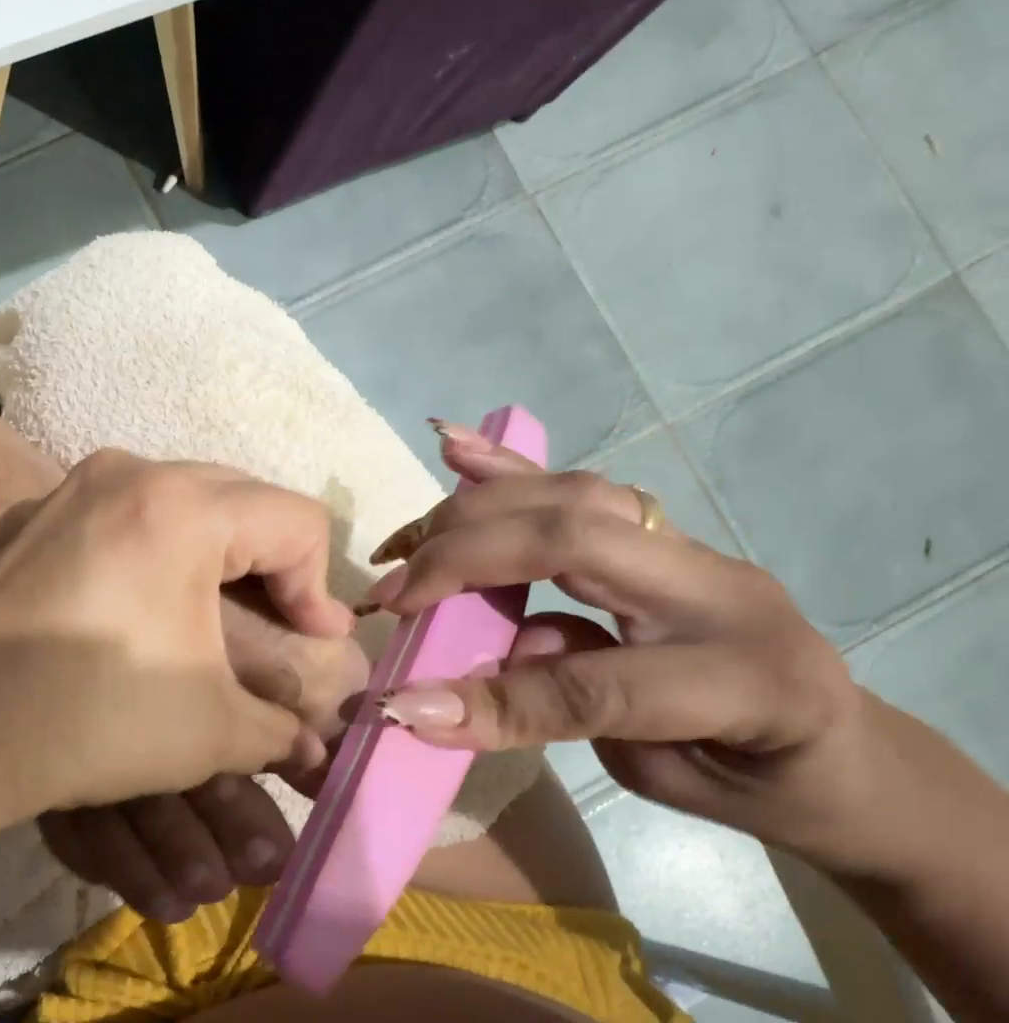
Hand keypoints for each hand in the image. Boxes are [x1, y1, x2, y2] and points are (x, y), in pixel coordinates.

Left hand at [0, 452, 354, 836]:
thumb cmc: (94, 717)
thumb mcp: (214, 729)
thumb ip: (284, 722)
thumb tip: (311, 732)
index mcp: (182, 505)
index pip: (297, 520)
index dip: (319, 588)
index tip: (311, 646)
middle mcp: (130, 471)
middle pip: (241, 498)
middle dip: (271, 566)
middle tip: (275, 632)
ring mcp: (77, 486)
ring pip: (184, 501)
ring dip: (215, 557)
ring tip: (212, 623)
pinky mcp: (42, 514)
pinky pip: (131, 514)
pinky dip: (160, 551)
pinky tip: (147, 610)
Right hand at [363, 424, 877, 864]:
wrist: (835, 746)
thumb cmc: (753, 781)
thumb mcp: (662, 780)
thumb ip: (563, 716)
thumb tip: (443, 690)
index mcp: (751, 680)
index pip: (602, 680)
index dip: (499, 694)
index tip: (404, 704)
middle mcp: (722, 591)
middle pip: (573, 540)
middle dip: (464, 560)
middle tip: (390, 597)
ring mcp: (692, 547)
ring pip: (567, 498)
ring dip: (469, 514)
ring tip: (403, 545)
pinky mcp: (662, 529)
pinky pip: (577, 486)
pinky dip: (505, 466)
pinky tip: (451, 443)